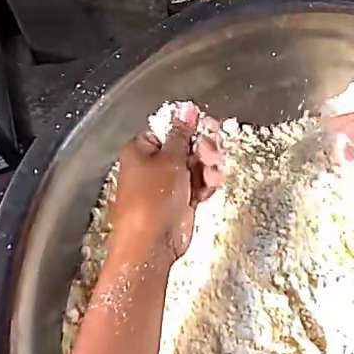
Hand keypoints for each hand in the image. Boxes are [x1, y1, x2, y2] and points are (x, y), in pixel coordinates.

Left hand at [110, 102, 224, 265]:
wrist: (152, 245)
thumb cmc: (153, 199)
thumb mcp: (170, 160)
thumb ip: (182, 133)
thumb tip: (187, 108)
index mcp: (141, 149)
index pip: (170, 128)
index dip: (191, 126)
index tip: (209, 127)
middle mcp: (153, 164)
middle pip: (187, 145)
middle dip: (204, 149)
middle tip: (212, 155)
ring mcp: (168, 183)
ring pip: (196, 164)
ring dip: (208, 167)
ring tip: (211, 176)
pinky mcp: (181, 200)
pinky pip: (199, 183)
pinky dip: (207, 183)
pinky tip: (210, 187)